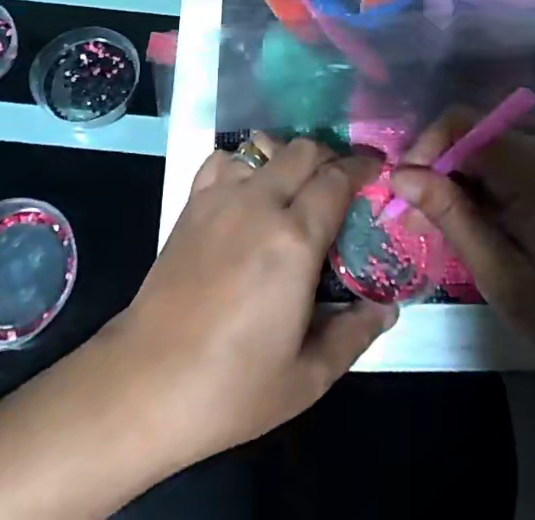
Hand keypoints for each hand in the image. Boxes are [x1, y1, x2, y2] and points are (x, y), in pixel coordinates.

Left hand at [90, 135, 397, 471]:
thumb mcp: (309, 375)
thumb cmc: (234, 385)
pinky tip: (250, 193)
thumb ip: (354, 332)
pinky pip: (222, 162)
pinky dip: (244, 164)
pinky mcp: (190, 205)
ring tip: (298, 189)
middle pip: (302, 151)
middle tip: (344, 183)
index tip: (377, 173)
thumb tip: (385, 306)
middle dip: (330, 157)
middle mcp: (258, 204)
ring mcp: (218, 199)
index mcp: (294, 240)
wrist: (149, 378)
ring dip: (288, 159)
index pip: (337, 179)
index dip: (362, 168)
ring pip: (262, 150)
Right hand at [388, 115, 534, 394]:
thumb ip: (450, 216)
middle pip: (473, 137)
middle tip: (409, 221)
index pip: (461, 125)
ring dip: (455, 185)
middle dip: (435, 171)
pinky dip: (481, 194)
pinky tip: (471, 230)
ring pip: (487, 155)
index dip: (423, 150)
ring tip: (433, 230)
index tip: (401, 194)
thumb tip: (400, 174)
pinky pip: (509, 172)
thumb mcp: (501, 275)